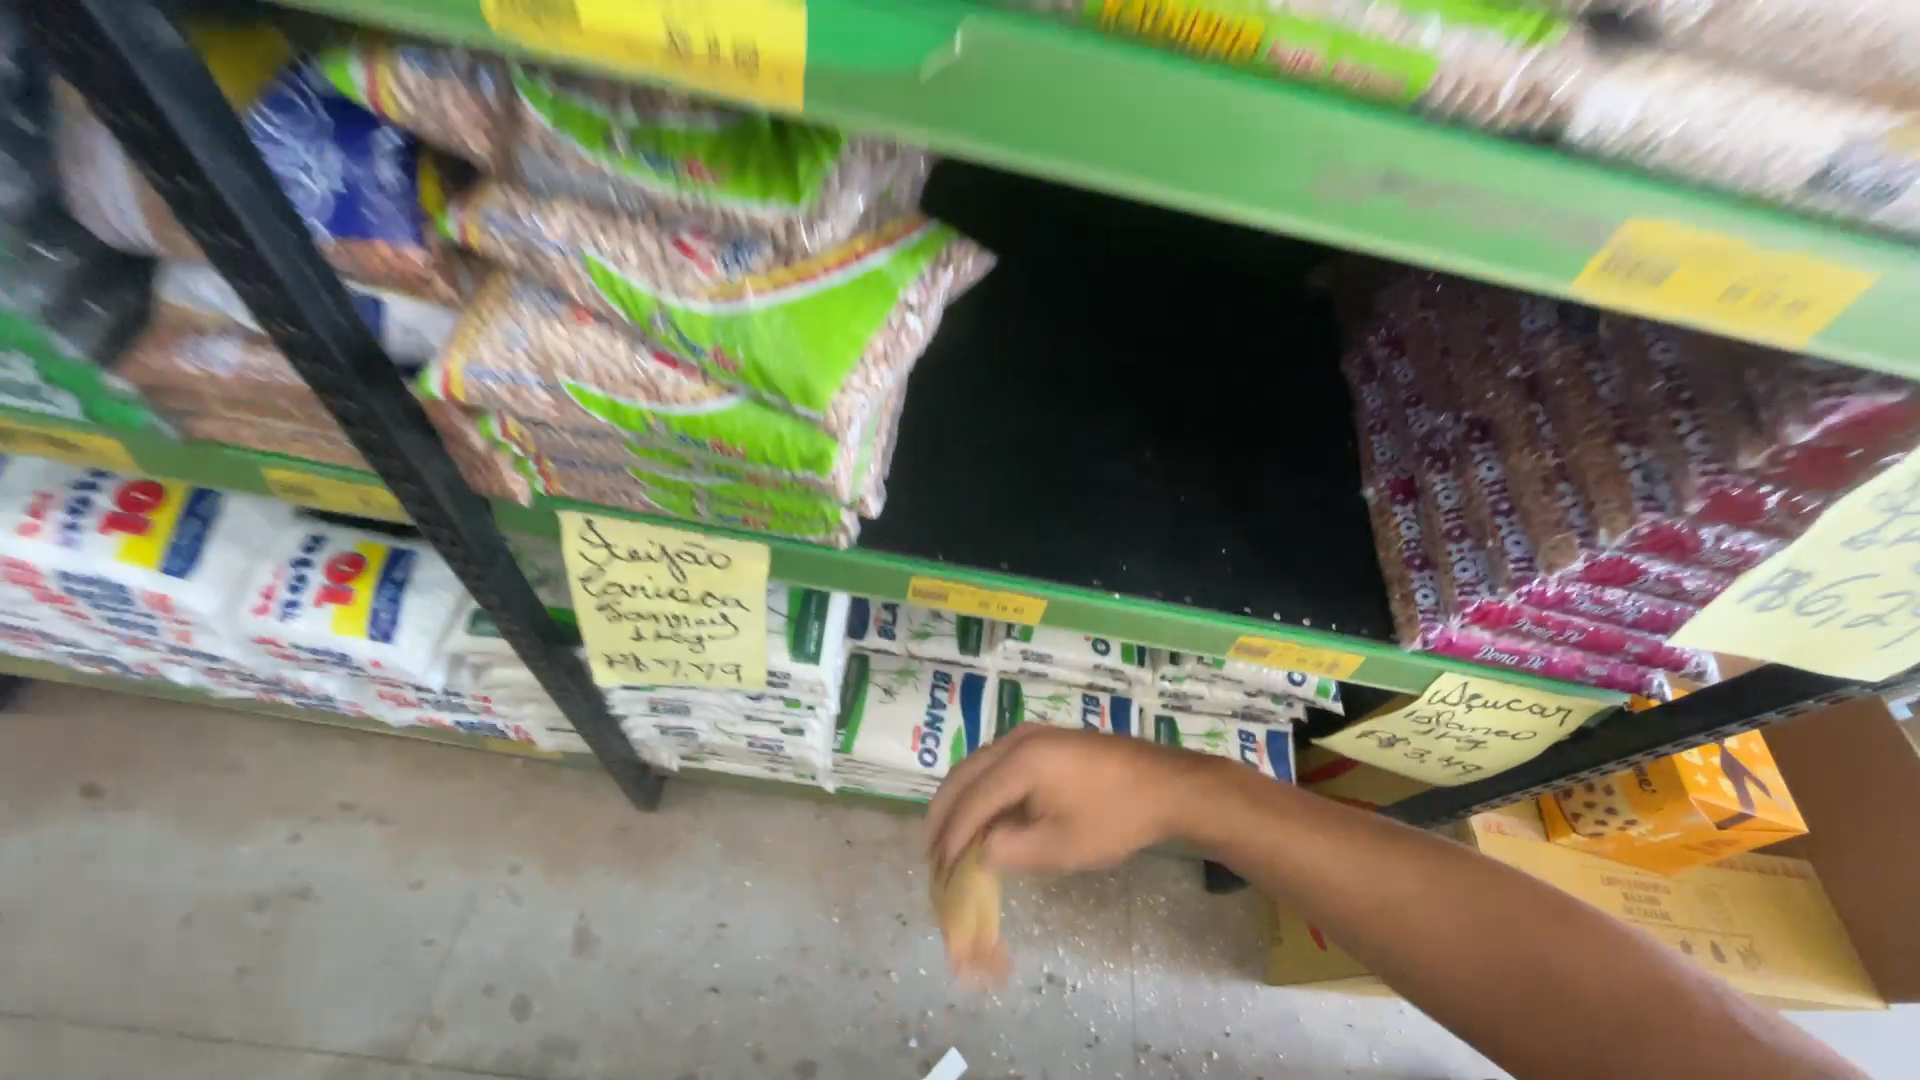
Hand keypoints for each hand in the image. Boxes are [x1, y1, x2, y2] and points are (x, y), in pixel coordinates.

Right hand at [924, 725, 1220, 874]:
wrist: (1166, 785)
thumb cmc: (1115, 818)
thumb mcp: (1060, 846)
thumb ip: (1009, 850)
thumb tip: (977, 852)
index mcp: (1020, 760)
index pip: (970, 802)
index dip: (950, 837)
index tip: (937, 870)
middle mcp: (1016, 738)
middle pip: (963, 775)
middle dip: (944, 814)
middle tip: (931, 851)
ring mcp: (1031, 733)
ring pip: (977, 765)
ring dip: (960, 800)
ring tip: (949, 836)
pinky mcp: (1043, 739)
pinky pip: (996, 762)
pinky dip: (981, 789)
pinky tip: (983, 815)